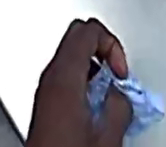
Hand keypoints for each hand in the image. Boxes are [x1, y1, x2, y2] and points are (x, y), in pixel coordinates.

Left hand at [25, 18, 131, 146]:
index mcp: (65, 74)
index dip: (112, 45)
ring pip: (71, 55)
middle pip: (78, 36)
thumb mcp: (107, 136)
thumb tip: (120, 95)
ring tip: (109, 97)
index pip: (88, 30)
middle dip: (102, 50)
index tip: (121, 72)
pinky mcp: (44, 103)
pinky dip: (83, 81)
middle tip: (117, 77)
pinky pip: (65, 76)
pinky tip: (95, 109)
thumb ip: (118, 105)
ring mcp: (45, 88)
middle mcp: (51, 76)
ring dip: (93, 68)